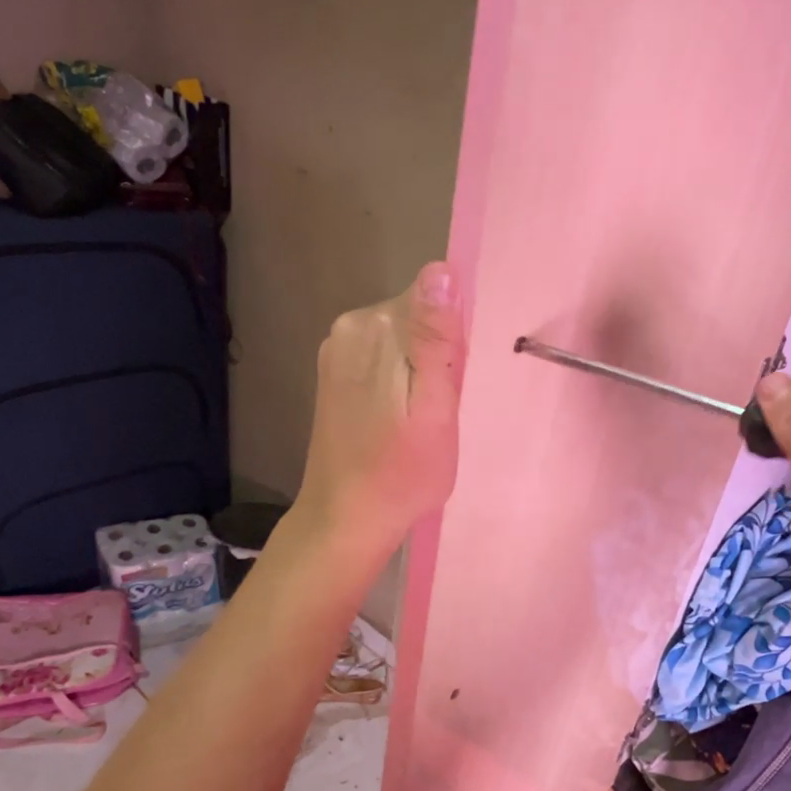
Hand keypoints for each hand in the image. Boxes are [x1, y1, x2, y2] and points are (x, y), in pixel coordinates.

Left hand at [296, 262, 463, 554]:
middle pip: (419, 319)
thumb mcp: (434, 407)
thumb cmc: (402, 472)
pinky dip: (401, 386)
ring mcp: (337, 352)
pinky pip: (385, 361)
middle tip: (436, 412)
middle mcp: (350, 327)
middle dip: (439, 360)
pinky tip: (399, 422)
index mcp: (375, 326)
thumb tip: (441, 270)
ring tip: (418, 422)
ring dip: (421, 375)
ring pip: (404, 342)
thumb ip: (436, 338)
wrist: (346, 519)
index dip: (454, 345)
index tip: (450, 387)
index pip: (437, 301)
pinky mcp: (335, 376)